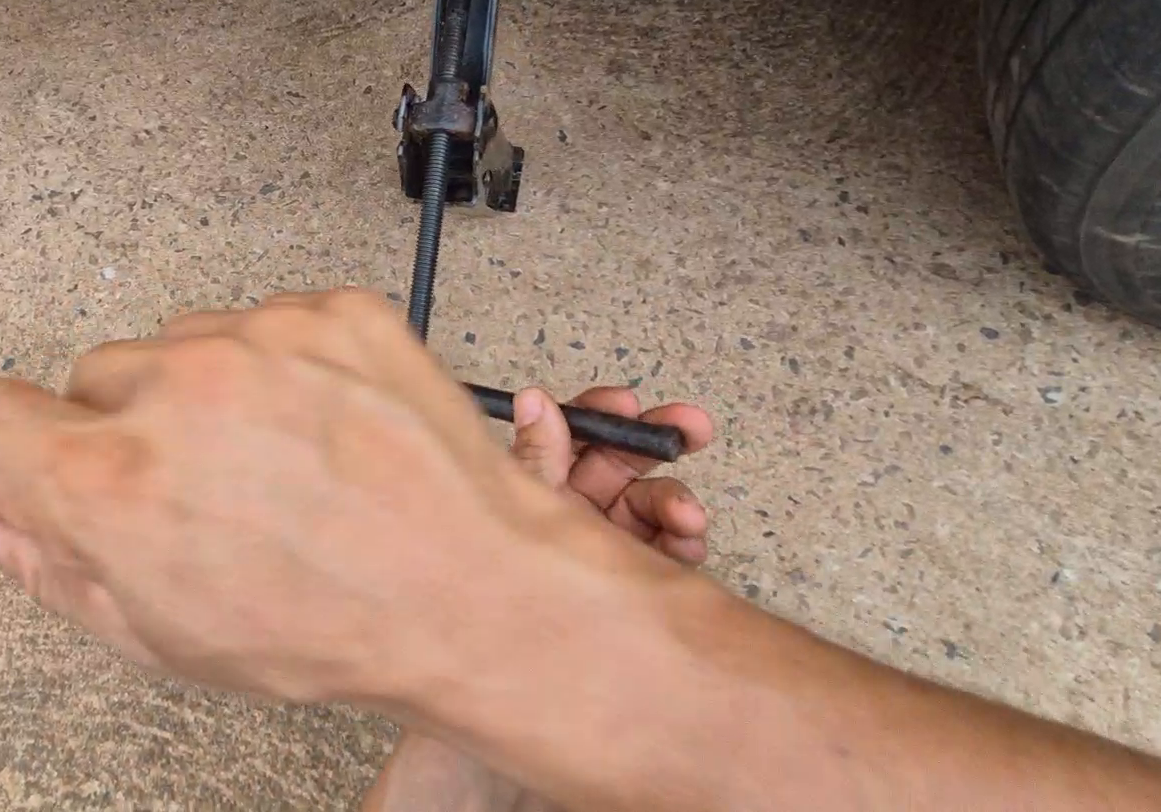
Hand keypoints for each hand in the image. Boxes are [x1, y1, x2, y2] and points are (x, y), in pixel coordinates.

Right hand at [0, 290, 660, 703]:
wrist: (474, 582)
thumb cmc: (336, 625)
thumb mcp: (174, 632)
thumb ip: (62, 571)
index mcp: (118, 482)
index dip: (3, 450)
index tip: (31, 459)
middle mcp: (184, 390)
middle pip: (96, 375)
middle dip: (127, 425)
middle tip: (199, 476)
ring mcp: (267, 336)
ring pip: (184, 341)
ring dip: (208, 386)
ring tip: (276, 450)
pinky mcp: (333, 309)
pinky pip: (267, 319)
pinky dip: (281, 360)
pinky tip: (321, 418)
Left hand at [365, 390, 715, 811]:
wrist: (487, 758)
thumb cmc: (471, 645)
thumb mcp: (507, 540)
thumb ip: (531, 471)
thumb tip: (536, 403)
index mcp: (519, 504)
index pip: (557, 442)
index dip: (590, 415)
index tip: (619, 402)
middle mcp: (557, 529)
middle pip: (609, 468)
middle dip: (648, 444)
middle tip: (683, 427)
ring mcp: (595, 564)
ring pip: (644, 510)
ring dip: (672, 501)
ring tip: (684, 515)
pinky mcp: (628, 599)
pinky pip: (665, 559)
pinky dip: (683, 544)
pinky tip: (689, 543)